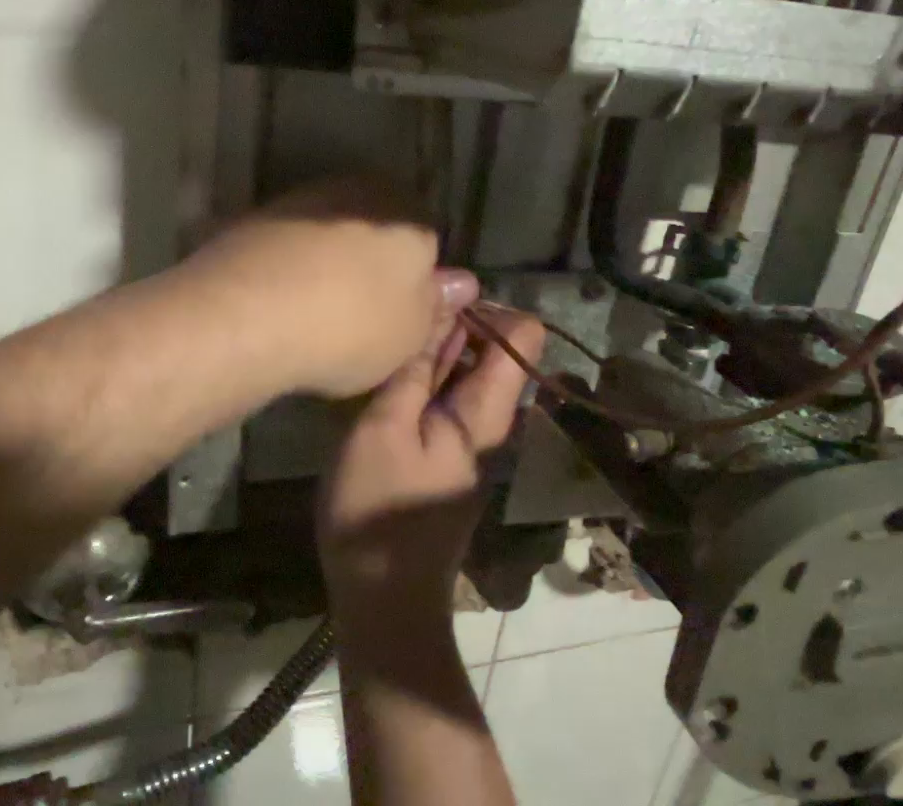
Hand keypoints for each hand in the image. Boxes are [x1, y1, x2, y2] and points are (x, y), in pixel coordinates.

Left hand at [182, 181, 475, 397]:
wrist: (245, 315)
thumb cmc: (351, 326)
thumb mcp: (411, 333)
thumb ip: (436, 303)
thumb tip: (460, 282)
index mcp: (409, 215)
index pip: (428, 238)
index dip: (418, 277)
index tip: (400, 312)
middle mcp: (358, 191)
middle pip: (376, 227)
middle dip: (372, 261)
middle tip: (360, 313)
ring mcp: (301, 198)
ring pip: (329, 231)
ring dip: (327, 260)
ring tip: (314, 310)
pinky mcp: (254, 217)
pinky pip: (287, 243)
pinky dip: (288, 265)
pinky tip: (278, 301)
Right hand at [317, 303, 544, 617]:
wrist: (383, 596)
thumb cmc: (378, 510)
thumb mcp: (382, 427)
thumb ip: (414, 367)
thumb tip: (445, 305)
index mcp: (488, 410)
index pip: (524, 333)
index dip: (483, 309)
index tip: (432, 310)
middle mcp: (494, 421)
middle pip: (496, 349)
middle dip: (451, 329)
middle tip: (394, 337)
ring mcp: (474, 440)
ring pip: (468, 374)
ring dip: (432, 357)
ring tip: (383, 361)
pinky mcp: (451, 455)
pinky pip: (449, 400)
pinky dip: (424, 384)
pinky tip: (382, 396)